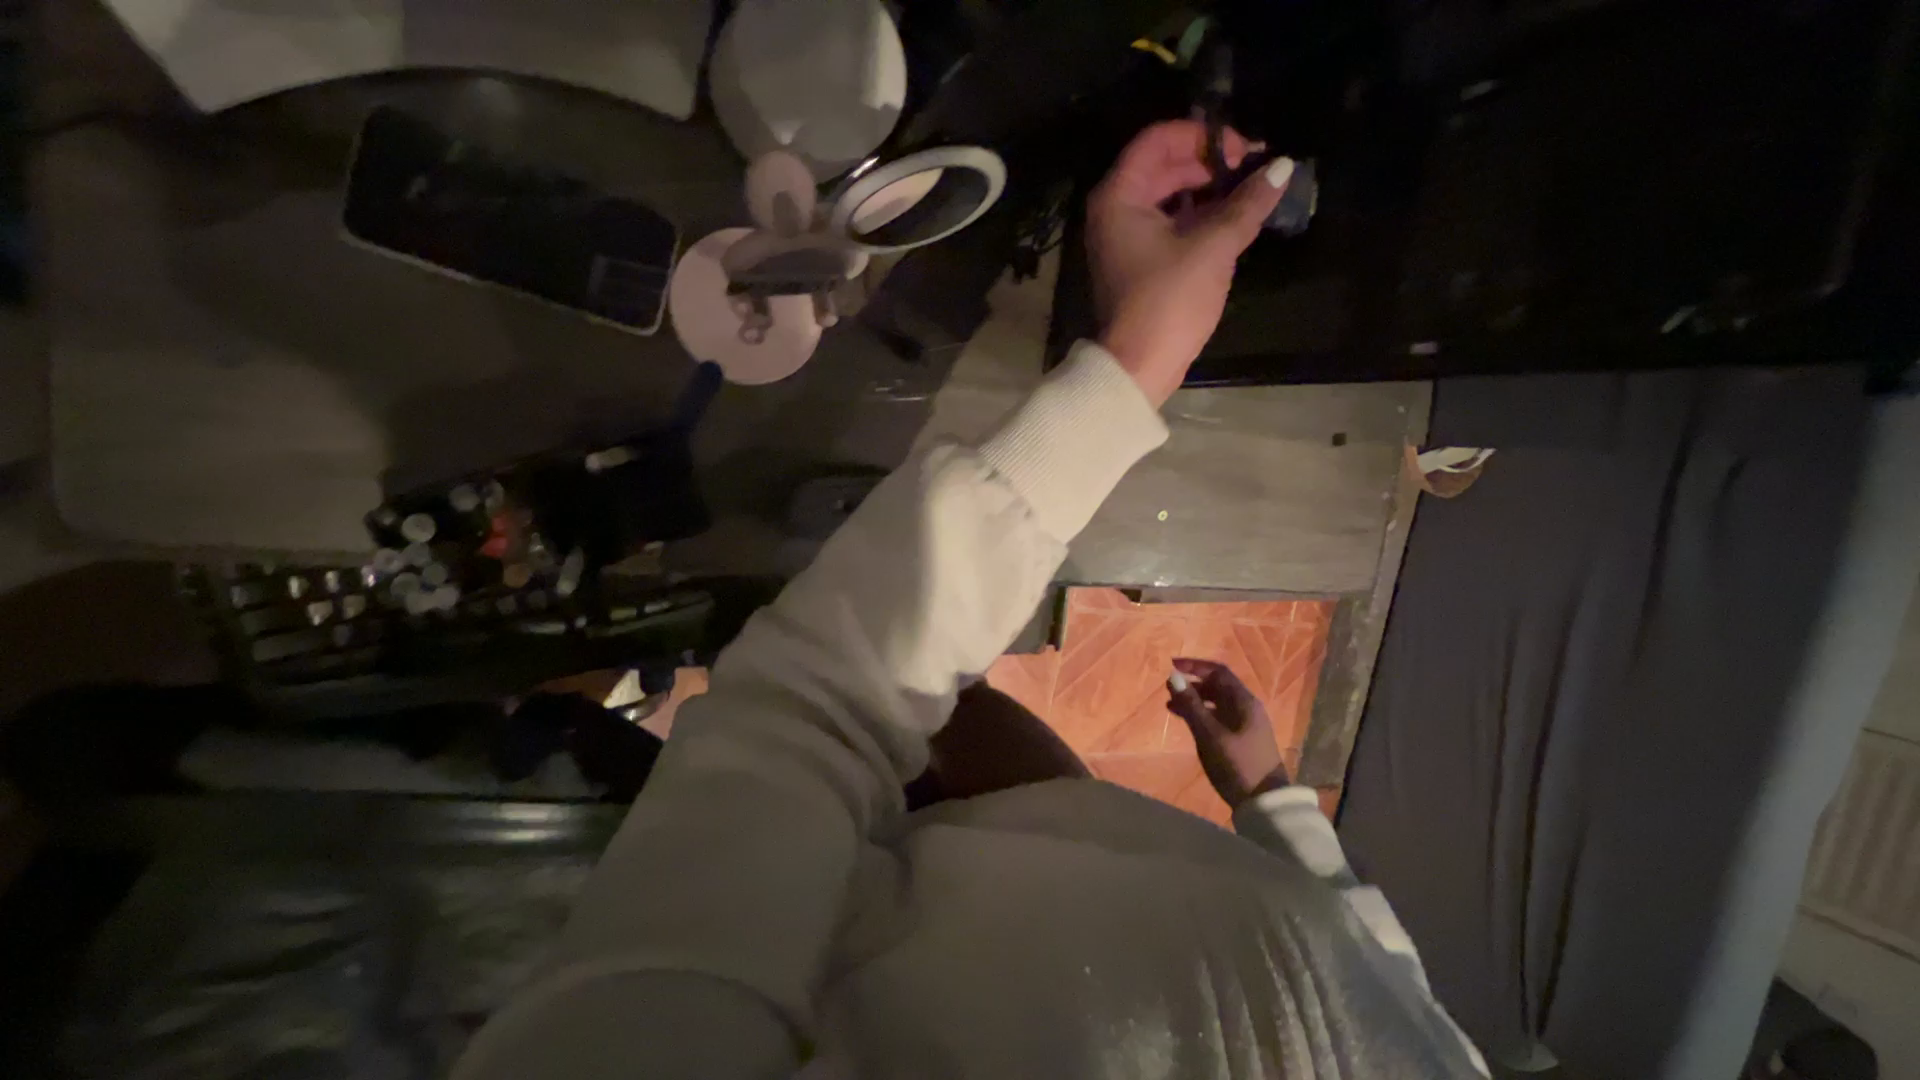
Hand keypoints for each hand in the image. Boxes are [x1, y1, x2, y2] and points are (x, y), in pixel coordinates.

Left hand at [1086, 120, 1292, 405]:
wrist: (1139, 365)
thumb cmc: (1169, 300)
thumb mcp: (1213, 246)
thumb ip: (1247, 203)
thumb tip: (1283, 166)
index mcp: (1119, 196)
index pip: (1159, 139)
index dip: (1203, 136)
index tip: (1244, 150)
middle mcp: (1114, 210)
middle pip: (1164, 166)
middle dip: (1211, 164)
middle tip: (1257, 171)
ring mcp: (1124, 238)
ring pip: (1169, 197)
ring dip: (1209, 192)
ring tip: (1252, 195)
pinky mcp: (1138, 262)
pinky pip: (1169, 225)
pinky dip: (1198, 218)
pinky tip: (1234, 221)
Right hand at [1166, 658, 1289, 807]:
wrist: (1265, 802)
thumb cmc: (1237, 764)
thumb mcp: (1210, 735)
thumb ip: (1191, 706)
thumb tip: (1173, 677)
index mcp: (1244, 702)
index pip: (1218, 672)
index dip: (1195, 666)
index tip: (1171, 667)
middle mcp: (1247, 708)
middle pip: (1218, 686)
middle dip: (1193, 684)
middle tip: (1168, 688)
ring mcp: (1245, 725)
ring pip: (1217, 703)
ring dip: (1195, 700)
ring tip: (1171, 705)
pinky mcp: (1242, 740)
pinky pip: (1218, 718)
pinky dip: (1202, 715)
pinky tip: (1187, 722)